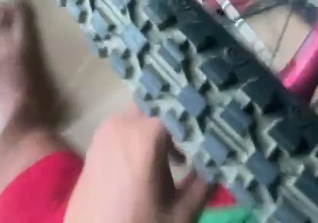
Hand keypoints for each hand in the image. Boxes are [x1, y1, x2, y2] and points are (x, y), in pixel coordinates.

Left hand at [62, 110, 211, 222]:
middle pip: (161, 106)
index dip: (202, 117)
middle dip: (181, 119)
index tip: (218, 128)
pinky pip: (126, 125)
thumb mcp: (180, 214)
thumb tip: (220, 161)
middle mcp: (124, 121)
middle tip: (200, 139)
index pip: (182, 108)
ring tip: (180, 154)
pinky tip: (155, 158)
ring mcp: (106, 129)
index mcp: (145, 134)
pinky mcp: (97, 142)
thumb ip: (203, 183)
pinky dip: (142, 133)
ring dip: (161, 126)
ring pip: (142, 113)